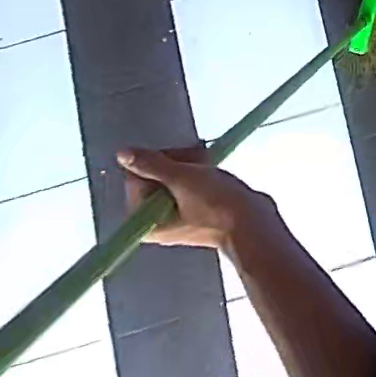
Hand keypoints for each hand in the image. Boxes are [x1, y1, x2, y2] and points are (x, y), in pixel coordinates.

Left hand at [118, 145, 271, 249]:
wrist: (252, 221)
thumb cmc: (216, 206)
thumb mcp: (182, 179)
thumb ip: (152, 165)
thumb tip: (123, 154)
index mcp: (145, 219)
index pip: (137, 177)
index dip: (158, 161)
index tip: (180, 161)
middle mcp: (156, 217)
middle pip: (154, 175)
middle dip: (178, 162)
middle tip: (199, 164)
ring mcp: (176, 212)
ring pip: (174, 175)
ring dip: (191, 163)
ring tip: (209, 167)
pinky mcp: (194, 206)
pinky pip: (188, 182)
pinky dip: (200, 172)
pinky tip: (212, 170)